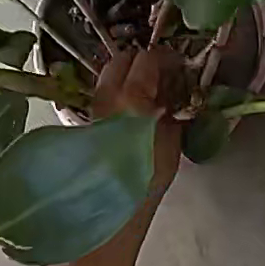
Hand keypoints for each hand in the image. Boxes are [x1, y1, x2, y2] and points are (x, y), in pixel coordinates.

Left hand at [92, 48, 184, 191]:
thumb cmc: (148, 178)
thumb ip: (172, 109)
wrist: (116, 206)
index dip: (165, 58)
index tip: (177, 65)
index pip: (146, 59)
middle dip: (141, 62)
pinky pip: (102, 94)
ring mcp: (94, 106)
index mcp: (132, 98)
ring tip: (147, 91)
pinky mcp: (87, 119)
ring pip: (108, 76)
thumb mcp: (171, 141)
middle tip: (161, 74)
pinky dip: (117, 92)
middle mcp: (107, 96)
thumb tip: (173, 90)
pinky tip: (131, 108)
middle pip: (121, 60)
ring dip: (127, 76)